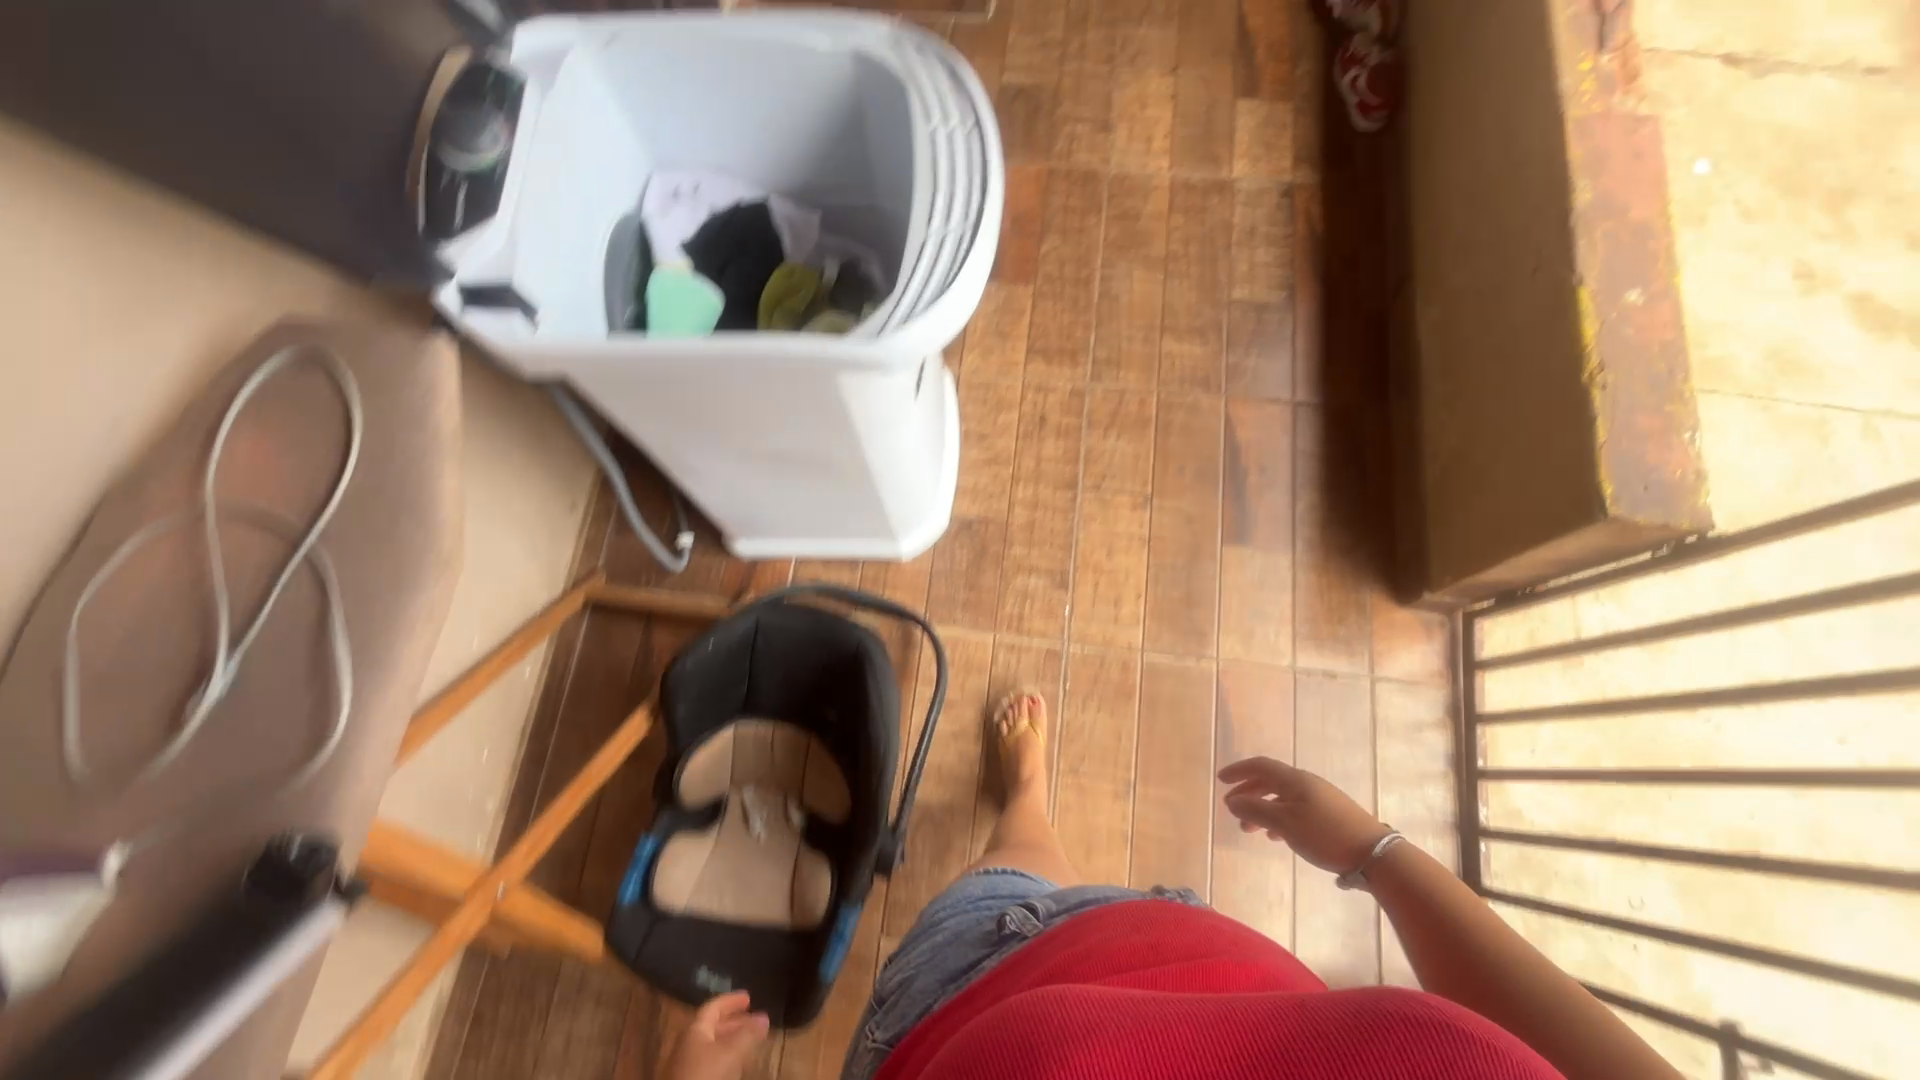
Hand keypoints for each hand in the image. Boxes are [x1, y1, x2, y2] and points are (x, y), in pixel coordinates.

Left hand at [663, 991, 770, 1079]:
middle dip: (736, 1022)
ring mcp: (687, 1064)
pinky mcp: (691, 1079)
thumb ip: (748, 1033)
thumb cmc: (705, 1075)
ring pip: (713, 1046)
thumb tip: (764, 1017)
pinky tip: (738, 1065)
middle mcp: (688, 1044)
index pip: (713, 1007)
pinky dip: (727, 1057)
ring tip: (751, 1041)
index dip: (732, 1000)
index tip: (749, 997)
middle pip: (713, 1026)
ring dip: (733, 1041)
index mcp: (694, 1029)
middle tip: (755, 1020)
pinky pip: (711, 1062)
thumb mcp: (731, 1052)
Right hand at [1218, 757, 1392, 874]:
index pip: (1261, 766)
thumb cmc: (1325, 835)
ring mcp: (1320, 799)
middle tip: (1231, 807)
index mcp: (1295, 780)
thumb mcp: (1284, 823)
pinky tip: (1276, 836)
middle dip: (1248, 792)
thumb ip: (1255, 810)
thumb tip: (1231, 800)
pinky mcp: (1330, 816)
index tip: (1221, 780)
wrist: (1375, 855)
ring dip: (1262, 809)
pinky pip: (1295, 810)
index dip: (1239, 770)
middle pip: (1270, 781)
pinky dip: (1279, 818)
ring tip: (1250, 829)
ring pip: (1282, 798)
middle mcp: (1306, 784)